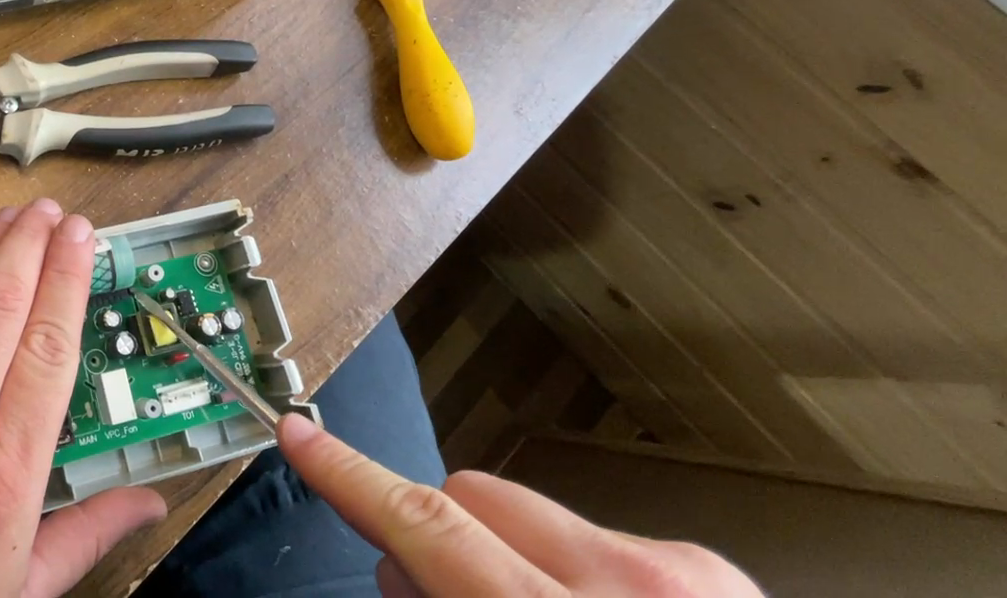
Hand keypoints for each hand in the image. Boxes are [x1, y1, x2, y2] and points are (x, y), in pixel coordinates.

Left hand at [0, 200, 167, 597]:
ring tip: (13, 216)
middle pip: (3, 303)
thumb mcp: (12, 591)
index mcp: (2, 475)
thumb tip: (145, 508)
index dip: (70, 280)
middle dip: (32, 245)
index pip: (49, 347)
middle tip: (53, 214)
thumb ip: (84, 537)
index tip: (82, 243)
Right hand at [275, 414, 762, 596]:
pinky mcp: (718, 576)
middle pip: (468, 494)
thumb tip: (398, 576)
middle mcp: (632, 587)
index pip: (428, 524)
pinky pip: (590, 539)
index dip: (349, 476)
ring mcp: (688, 576)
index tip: (302, 437)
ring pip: (526, 513)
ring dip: (495, 555)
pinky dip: (559, 573)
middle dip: (431, 534)